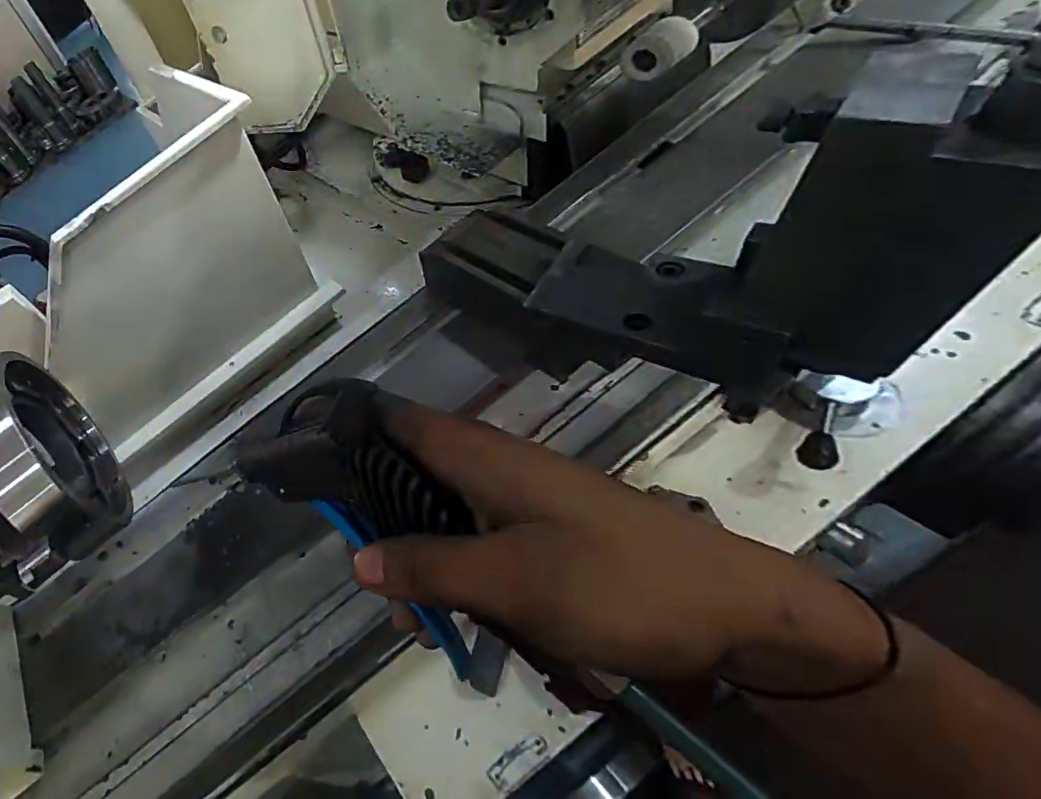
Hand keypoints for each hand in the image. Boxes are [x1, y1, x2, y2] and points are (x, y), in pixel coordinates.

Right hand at [354, 399, 889, 691]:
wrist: (734, 610)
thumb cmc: (618, 580)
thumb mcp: (515, 583)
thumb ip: (430, 567)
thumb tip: (356, 559)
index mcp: (478, 453)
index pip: (393, 418)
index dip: (346, 429)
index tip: (306, 464)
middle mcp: (487, 464)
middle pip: (405, 472)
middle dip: (378, 523)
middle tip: (369, 580)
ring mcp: (511, 497)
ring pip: (436, 514)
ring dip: (416, 561)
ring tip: (418, 624)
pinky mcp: (532, 528)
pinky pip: (471, 541)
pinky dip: (453, 574)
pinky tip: (457, 622)